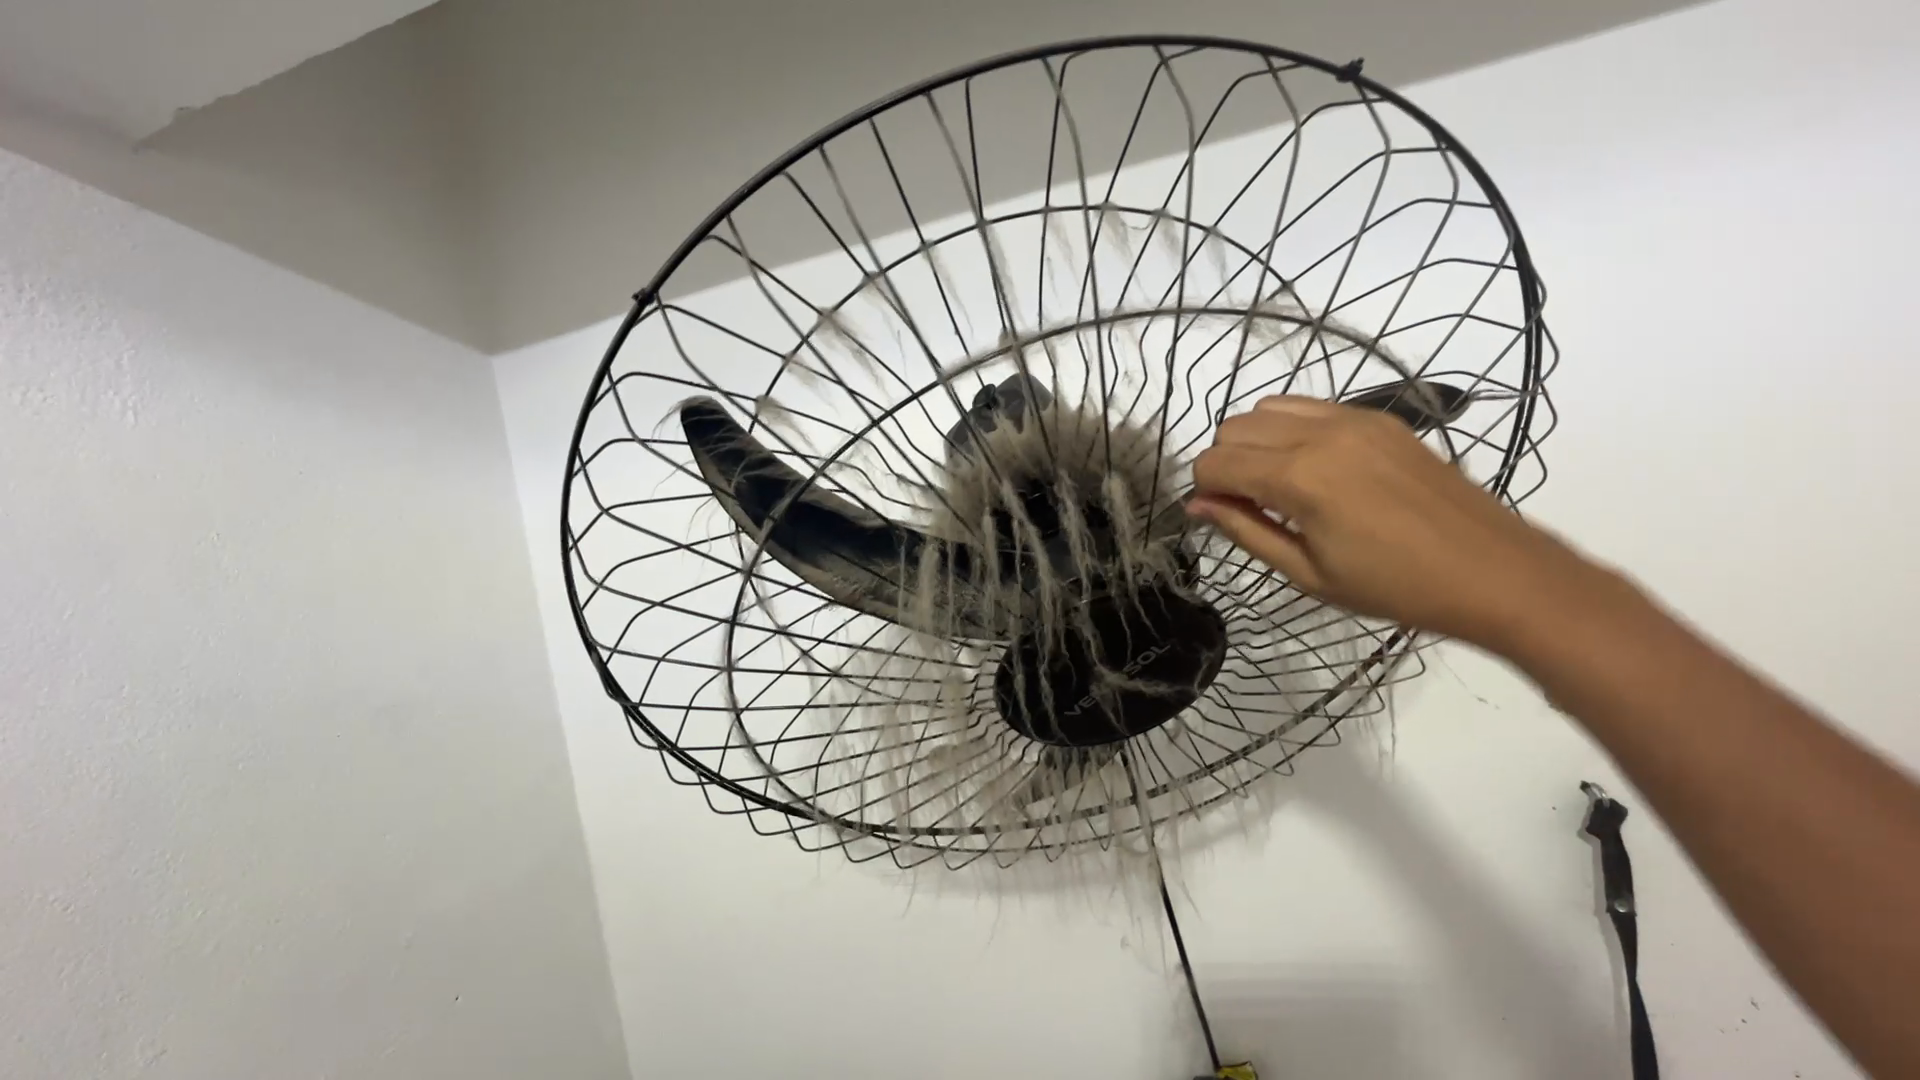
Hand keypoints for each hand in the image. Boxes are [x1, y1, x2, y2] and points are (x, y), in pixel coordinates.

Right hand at [1187, 395, 1610, 649]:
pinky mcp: (1379, 417)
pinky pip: (1309, 405)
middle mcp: (1319, 433)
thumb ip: (1245, 531)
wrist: (1493, 570)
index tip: (1221, 517)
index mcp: (1299, 478)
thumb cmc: (1394, 586)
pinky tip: (1313, 468)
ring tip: (1278, 485)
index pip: (1215, 462)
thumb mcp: (1307, 573)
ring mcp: (1353, 418)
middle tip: (1247, 505)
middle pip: (1234, 427)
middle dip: (1225, 464)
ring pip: (1267, 408)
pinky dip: (1290, 429)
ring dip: (1255, 442)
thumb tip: (1197, 506)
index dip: (1204, 491)